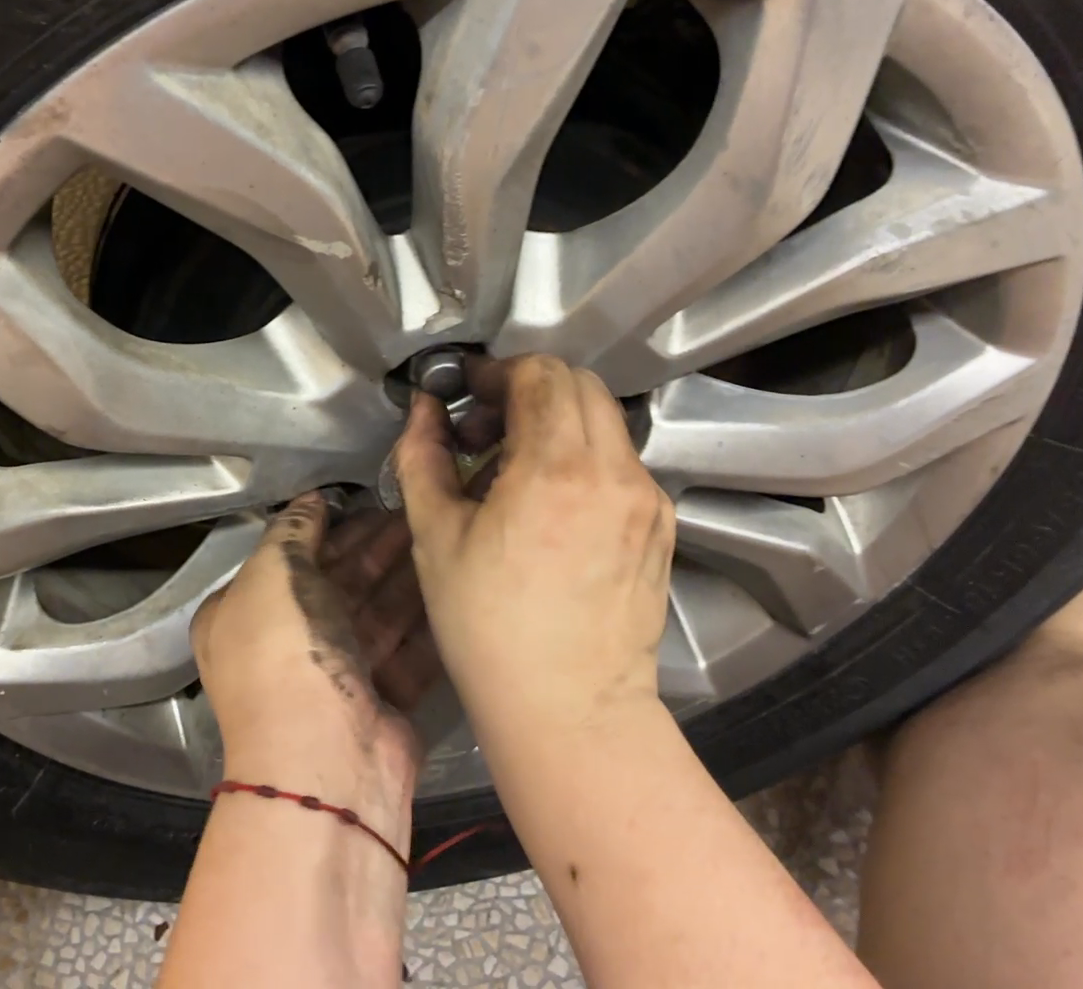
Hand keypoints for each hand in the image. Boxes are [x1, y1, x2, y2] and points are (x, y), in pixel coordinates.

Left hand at [191, 494, 441, 798]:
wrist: (326, 760)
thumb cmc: (285, 654)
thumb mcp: (272, 575)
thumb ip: (292, 531)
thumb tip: (313, 501)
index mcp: (242, 614)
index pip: (285, 558)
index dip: (324, 527)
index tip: (364, 498)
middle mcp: (283, 644)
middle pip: (335, 582)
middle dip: (373, 546)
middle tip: (413, 509)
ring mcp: (333, 675)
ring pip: (374, 612)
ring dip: (404, 575)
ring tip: (440, 534)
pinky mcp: (379, 699)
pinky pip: (405, 648)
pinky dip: (426, 621)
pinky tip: (451, 583)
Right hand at [394, 355, 674, 726]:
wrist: (568, 707)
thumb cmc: (488, 629)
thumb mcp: (434, 538)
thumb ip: (423, 458)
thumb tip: (422, 411)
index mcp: (555, 469)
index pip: (539, 374)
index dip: (495, 374)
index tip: (466, 396)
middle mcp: (614, 472)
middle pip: (579, 385)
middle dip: (526, 390)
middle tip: (483, 431)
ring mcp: (647, 499)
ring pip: (604, 421)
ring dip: (555, 422)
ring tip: (512, 470)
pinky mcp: (660, 526)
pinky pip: (620, 462)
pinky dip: (582, 458)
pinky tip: (548, 504)